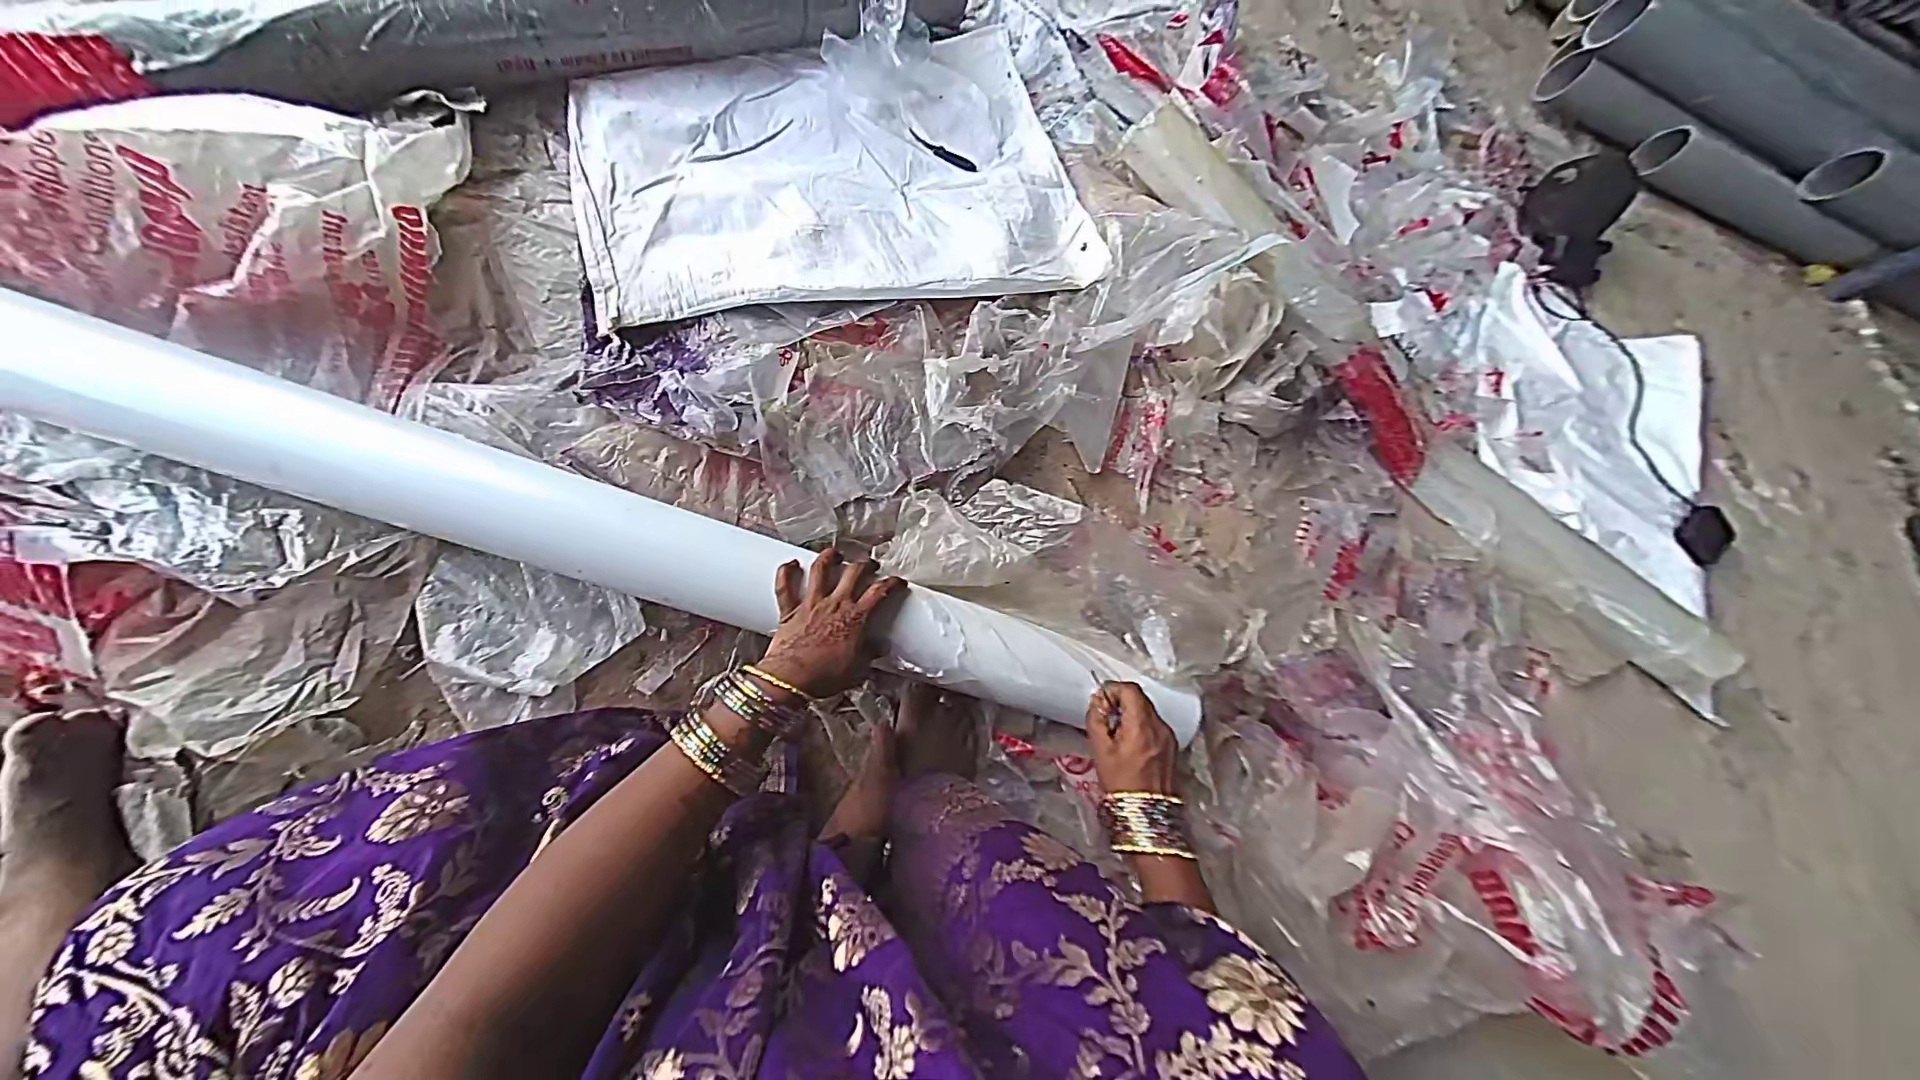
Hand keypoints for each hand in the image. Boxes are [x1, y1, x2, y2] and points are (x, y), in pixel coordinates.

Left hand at [758, 548, 905, 698]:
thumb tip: (880, 648)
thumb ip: (869, 654)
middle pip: (853, 572)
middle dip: (864, 564)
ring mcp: (811, 604)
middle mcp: (835, 604)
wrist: (792, 680)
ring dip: (828, 557)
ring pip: (820, 570)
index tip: (897, 582)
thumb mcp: (858, 670)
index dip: (892, 583)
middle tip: (868, 564)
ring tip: (834, 553)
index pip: (879, 592)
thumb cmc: (825, 677)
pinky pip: (785, 586)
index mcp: (855, 618)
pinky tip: (790, 563)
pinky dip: (786, 572)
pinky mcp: (789, 610)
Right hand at [1085, 682, 1178, 795]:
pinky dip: (1140, 724)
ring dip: (1130, 712)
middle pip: (1140, 698)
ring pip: (1147, 710)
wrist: (1147, 814)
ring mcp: (1169, 736)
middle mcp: (1160, 726)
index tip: (1101, 701)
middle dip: (1120, 700)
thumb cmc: (1120, 784)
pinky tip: (1129, 741)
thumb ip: (1096, 719)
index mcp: (1141, 726)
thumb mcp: (1100, 750)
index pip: (1130, 690)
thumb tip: (1098, 701)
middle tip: (1105, 715)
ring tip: (1116, 731)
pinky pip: (1154, 724)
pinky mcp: (1172, 745)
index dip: (1113, 689)